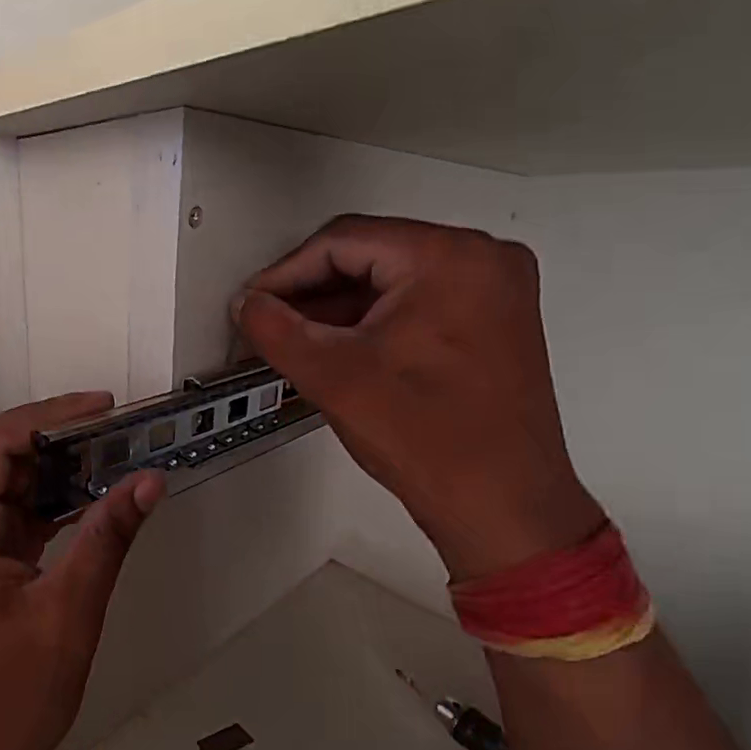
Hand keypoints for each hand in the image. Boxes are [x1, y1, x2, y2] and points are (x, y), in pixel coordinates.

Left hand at [0, 392, 164, 749]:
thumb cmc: (13, 700)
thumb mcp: (71, 612)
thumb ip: (107, 536)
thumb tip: (150, 480)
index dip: (48, 416)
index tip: (103, 406)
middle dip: (50, 437)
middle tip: (111, 428)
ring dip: (46, 468)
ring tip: (104, 455)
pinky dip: (37, 502)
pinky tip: (80, 494)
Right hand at [235, 215, 601, 579]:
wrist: (503, 508)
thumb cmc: (427, 439)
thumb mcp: (334, 376)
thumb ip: (276, 330)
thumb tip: (246, 304)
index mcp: (450, 259)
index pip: (344, 241)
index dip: (285, 272)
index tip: (251, 303)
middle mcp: (483, 259)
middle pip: (370, 254)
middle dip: (311, 291)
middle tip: (267, 322)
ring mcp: (495, 290)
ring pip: (392, 279)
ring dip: (338, 308)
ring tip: (293, 340)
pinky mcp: (494, 321)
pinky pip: (417, 302)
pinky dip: (372, 321)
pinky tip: (337, 349)